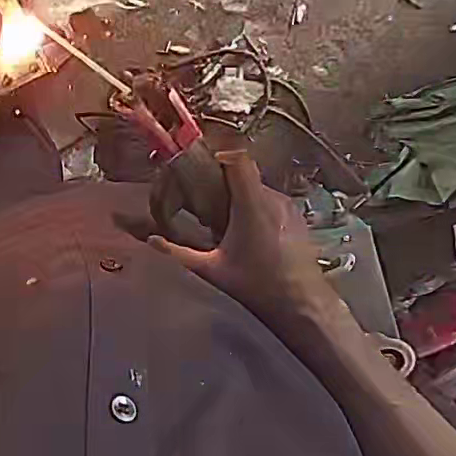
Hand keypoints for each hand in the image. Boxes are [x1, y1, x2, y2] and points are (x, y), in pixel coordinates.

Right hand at [149, 151, 345, 329]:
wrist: (302, 304)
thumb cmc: (257, 286)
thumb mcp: (212, 270)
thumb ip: (179, 252)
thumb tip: (152, 240)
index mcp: (251, 206)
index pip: (238, 159)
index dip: (219, 152)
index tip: (202, 161)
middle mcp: (272, 199)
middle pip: (245, 172)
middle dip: (225, 180)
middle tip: (207, 198)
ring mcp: (288, 206)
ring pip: (258, 187)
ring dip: (241, 195)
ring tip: (227, 220)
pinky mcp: (297, 216)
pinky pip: (271, 200)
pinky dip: (256, 206)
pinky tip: (249, 231)